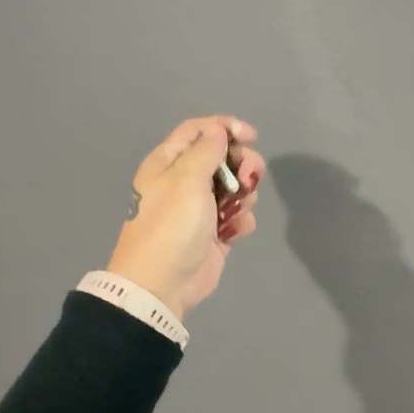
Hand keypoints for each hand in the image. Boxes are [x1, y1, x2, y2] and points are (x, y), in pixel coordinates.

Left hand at [107, 115, 265, 317]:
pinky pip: (235, 218)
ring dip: (243, 193)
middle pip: (220, 158)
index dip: (224, 128)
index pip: (197, 132)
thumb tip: (218, 132)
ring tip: (240, 208)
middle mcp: (182, 183)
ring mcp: (198, 210)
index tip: (251, 137)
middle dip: (241, 163)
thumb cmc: (172, 226)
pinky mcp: (213, 236)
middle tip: (251, 175)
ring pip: (232, 188)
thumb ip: (206, 151)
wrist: (162, 284)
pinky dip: (241, 220)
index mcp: (167, 164)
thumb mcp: (186, 179)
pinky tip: (238, 229)